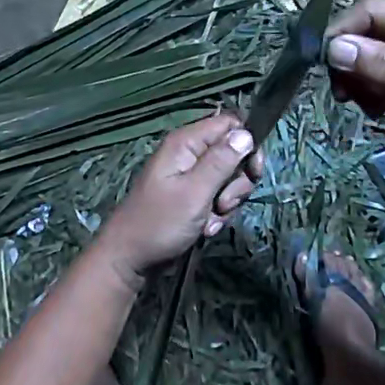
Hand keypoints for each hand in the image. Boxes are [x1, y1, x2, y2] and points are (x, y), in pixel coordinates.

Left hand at [96, 115, 261, 283]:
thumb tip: (246, 133)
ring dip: (227, 203)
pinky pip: (218, 198)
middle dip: (236, 181)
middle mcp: (189, 154)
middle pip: (233, 153)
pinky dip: (216, 214)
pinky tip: (204, 228)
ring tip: (209, 219)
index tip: (253, 169)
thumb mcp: (195, 191)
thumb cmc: (160, 222)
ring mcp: (191, 177)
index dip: (246, 143)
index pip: (229, 124)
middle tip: (225, 202)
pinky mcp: (193, 197)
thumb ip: (222, 161)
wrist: (131, 259)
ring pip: (229, 180)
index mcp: (186, 142)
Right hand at [326, 0, 384, 142]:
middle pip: (367, 28)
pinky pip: (381, 63)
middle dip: (350, 60)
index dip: (341, 33)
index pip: (371, 9)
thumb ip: (383, 67)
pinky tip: (378, 107)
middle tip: (343, 95)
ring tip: (365, 106)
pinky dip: (372, 84)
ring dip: (359, 76)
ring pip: (369, 48)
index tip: (321, 64)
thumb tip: (332, 49)